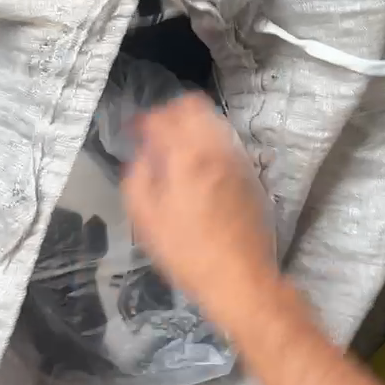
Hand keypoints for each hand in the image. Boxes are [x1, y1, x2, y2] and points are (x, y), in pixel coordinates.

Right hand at [122, 94, 278, 325]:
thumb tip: (141, 156)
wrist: (241, 278)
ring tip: (176, 150)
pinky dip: (208, 144)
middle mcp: (214, 148)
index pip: (162, 116)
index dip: (143, 121)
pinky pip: (225, 142)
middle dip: (170, 114)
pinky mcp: (250, 174)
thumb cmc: (186, 253)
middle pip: (193, 106)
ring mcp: (236, 159)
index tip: (134, 132)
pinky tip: (198, 168)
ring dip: (191, 127)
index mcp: (185, 155)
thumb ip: (137, 176)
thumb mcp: (146, 219)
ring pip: (212, 121)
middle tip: (156, 134)